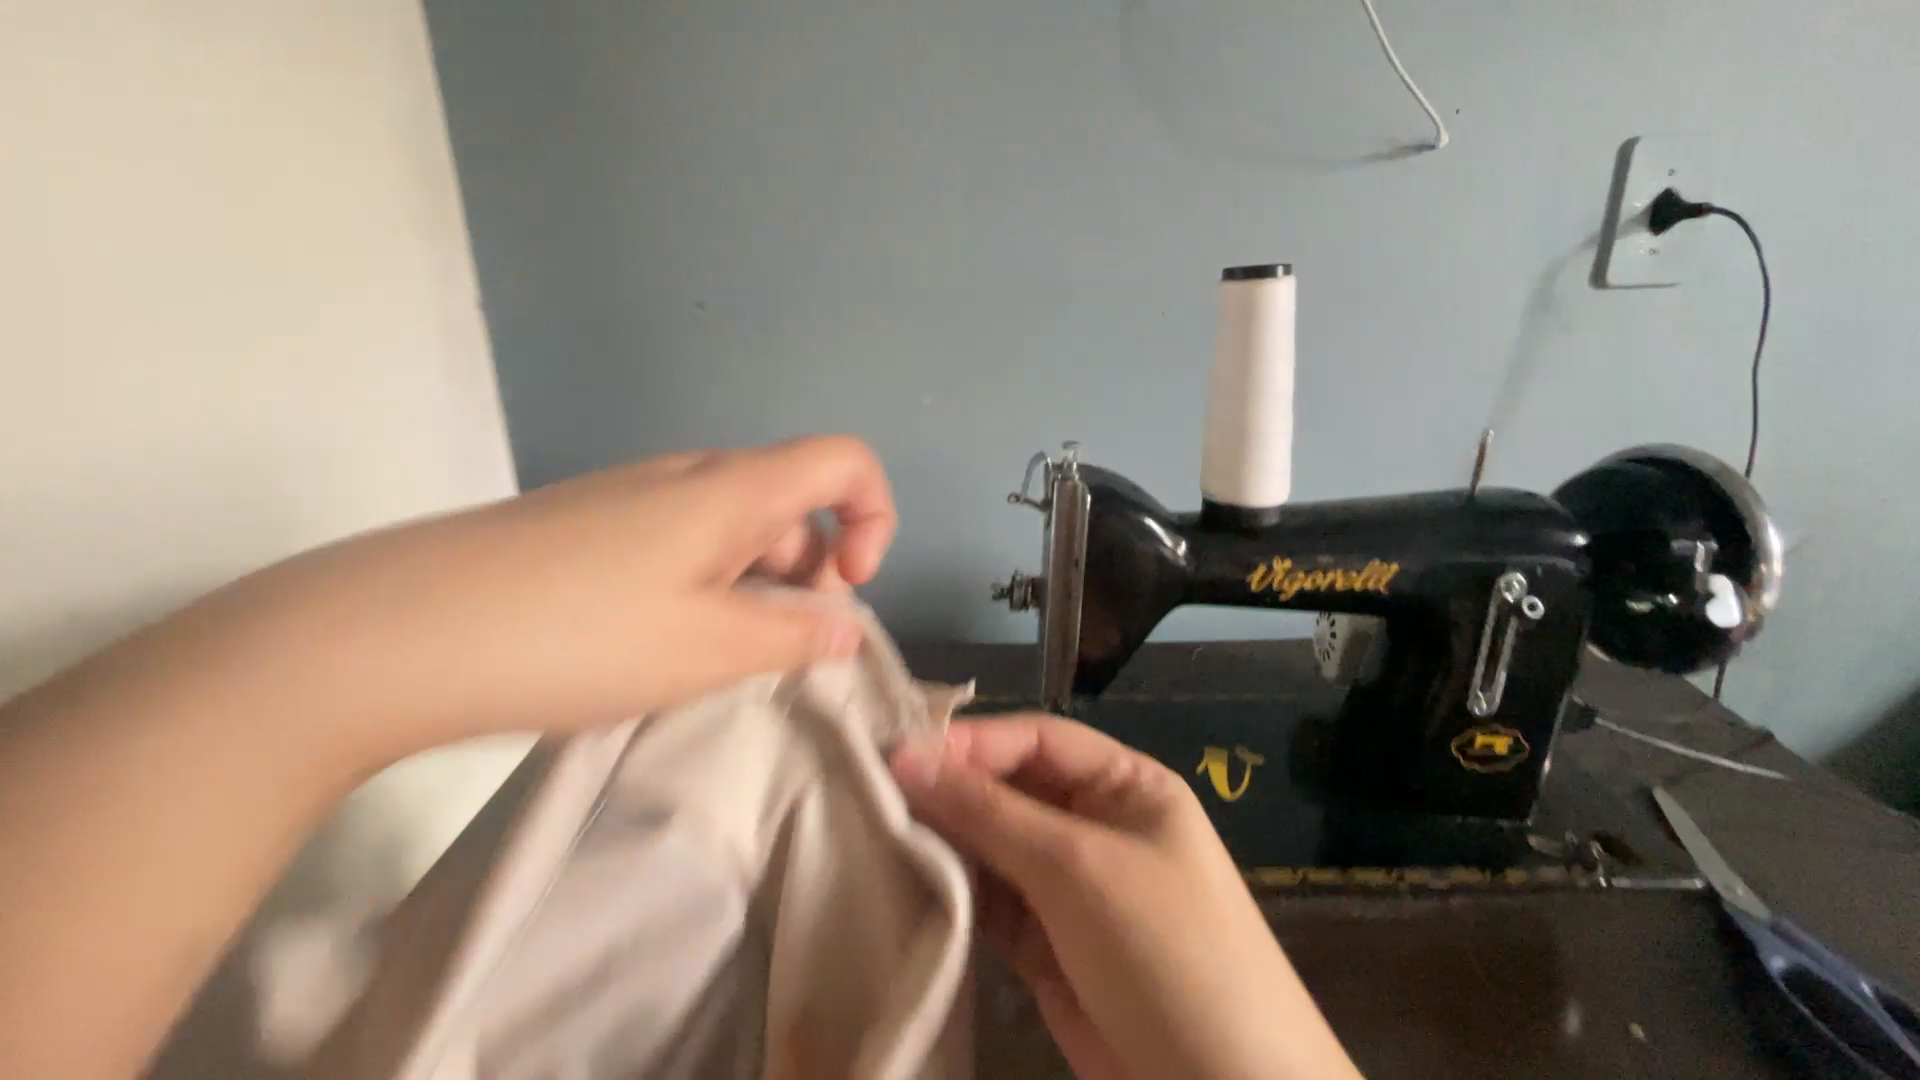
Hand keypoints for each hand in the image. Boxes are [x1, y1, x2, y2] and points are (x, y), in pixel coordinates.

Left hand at [219, 435, 896, 760]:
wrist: (392, 632)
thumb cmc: (580, 636)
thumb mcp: (709, 649)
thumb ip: (795, 636)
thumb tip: (848, 628)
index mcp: (731, 489)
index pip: (844, 461)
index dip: (874, 516)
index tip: (847, 588)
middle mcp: (686, 476)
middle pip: (789, 501)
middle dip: (809, 572)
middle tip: (771, 648)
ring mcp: (628, 498)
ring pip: (730, 528)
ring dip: (753, 586)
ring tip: (710, 659)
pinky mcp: (584, 526)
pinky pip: (677, 544)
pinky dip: (700, 588)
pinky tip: (652, 645)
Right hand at [890, 715, 1362, 1079]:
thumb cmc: (1164, 953)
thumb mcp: (1078, 867)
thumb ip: (989, 811)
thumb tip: (904, 756)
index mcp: (1126, 786)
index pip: (1038, 739)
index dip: (971, 741)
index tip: (898, 753)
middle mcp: (1094, 825)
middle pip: (1009, 787)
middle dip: (949, 788)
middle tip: (870, 790)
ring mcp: (1067, 886)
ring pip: (991, 843)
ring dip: (941, 838)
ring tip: (872, 831)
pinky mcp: (1042, 942)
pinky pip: (987, 899)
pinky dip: (949, 890)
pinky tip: (900, 879)